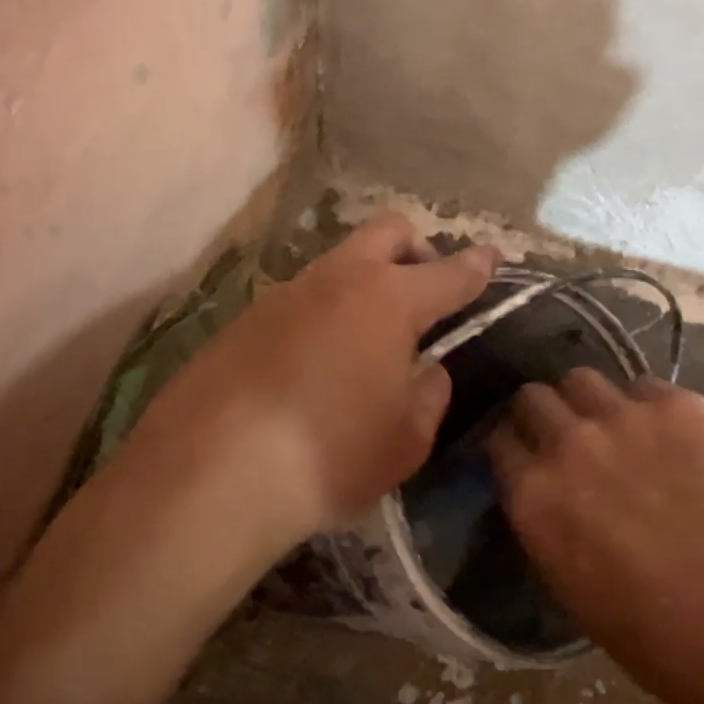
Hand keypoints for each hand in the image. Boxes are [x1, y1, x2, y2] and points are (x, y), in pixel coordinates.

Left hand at [132, 212, 498, 537]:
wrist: (212, 473)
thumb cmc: (331, 456)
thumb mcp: (406, 440)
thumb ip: (429, 394)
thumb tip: (426, 370)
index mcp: (390, 300)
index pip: (448, 272)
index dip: (477, 265)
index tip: (491, 257)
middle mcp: (338, 280)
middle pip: (388, 230)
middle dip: (416, 248)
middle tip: (423, 291)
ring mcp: (284, 294)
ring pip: (338, 263)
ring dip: (362, 284)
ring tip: (365, 339)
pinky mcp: (242, 320)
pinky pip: (299, 301)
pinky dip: (321, 316)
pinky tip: (312, 365)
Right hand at [489, 372, 703, 703]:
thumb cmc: (656, 635)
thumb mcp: (571, 584)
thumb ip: (548, 521)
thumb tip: (550, 492)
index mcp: (534, 495)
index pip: (499, 440)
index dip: (514, 447)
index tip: (527, 455)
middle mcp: (570, 443)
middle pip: (534, 397)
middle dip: (544, 415)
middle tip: (569, 438)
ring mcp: (626, 417)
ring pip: (583, 379)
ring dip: (591, 403)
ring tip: (617, 428)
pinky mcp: (681, 406)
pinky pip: (646, 387)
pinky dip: (648, 407)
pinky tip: (670, 436)